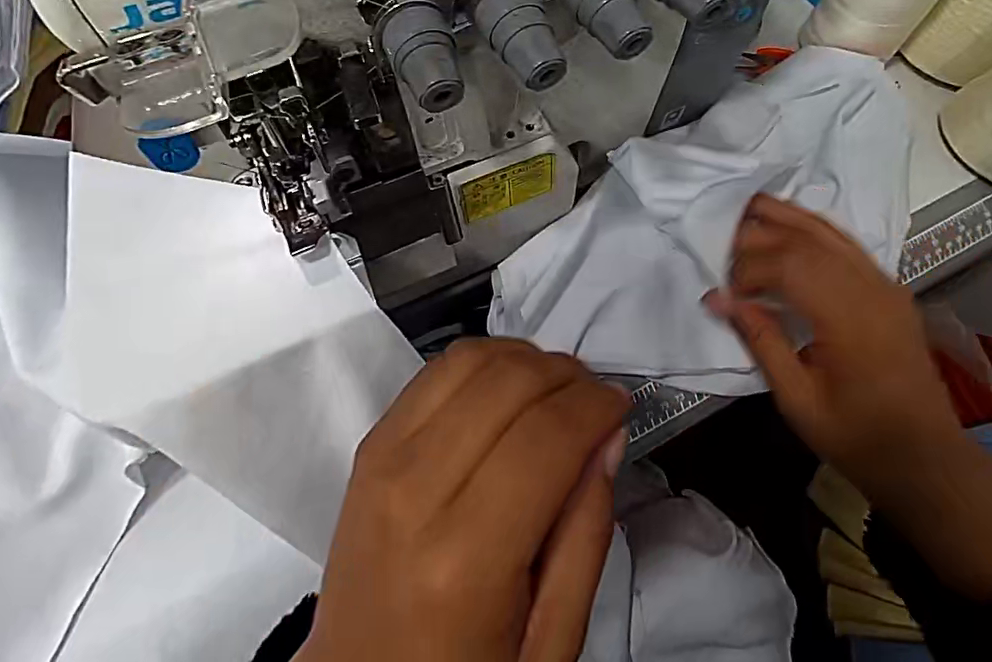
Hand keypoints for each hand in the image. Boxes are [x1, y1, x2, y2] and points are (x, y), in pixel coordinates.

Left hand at [298, 339, 629, 661]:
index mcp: (465, 559)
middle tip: (594, 398)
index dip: (596, 405)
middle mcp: (416, 493)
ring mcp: (384, 460)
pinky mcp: (370, 444)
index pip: (548, 437)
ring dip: (528, 359)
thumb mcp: (548, 640)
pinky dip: (485, 361)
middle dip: (569, 376)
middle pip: (511, 384)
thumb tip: (607, 436)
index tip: (621, 404)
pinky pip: (437, 369)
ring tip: (556, 389)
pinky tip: (508, 386)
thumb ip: (586, 533)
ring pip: (473, 360)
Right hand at [706, 194, 991, 600]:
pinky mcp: (889, 286)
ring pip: (827, 230)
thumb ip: (761, 340)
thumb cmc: (858, 437)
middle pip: (804, 239)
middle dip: (758, 235)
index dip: (747, 269)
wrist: (928, 457)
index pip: (787, 266)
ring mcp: (883, 282)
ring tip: (745, 208)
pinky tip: (789, 227)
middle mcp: (868, 287)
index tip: (722, 291)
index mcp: (847, 318)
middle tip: (721, 246)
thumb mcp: (798, 400)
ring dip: (784, 217)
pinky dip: (812, 227)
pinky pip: (845, 241)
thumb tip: (718, 298)